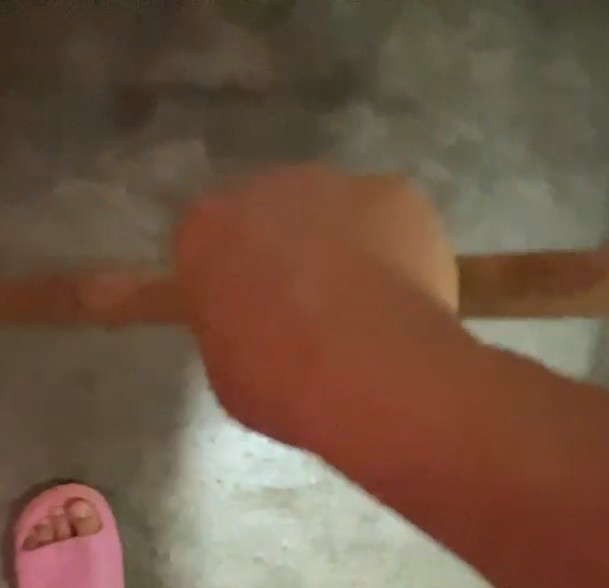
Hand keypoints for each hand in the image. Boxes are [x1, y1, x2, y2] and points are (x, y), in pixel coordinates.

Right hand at [174, 166, 458, 446]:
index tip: (245, 318)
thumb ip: (233, 327)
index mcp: (205, 233)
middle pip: (271, 217)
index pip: (208, 246)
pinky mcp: (397, 194)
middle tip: (304, 315)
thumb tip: (254, 329)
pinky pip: (390, 222)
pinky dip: (395, 253)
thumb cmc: (281, 383)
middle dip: (284, 256)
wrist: (369, 371)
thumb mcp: (228, 371)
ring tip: (362, 312)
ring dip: (341, 251)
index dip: (229, 283)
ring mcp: (336, 184)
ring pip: (334, 214)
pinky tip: (403, 299)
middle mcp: (265, 189)